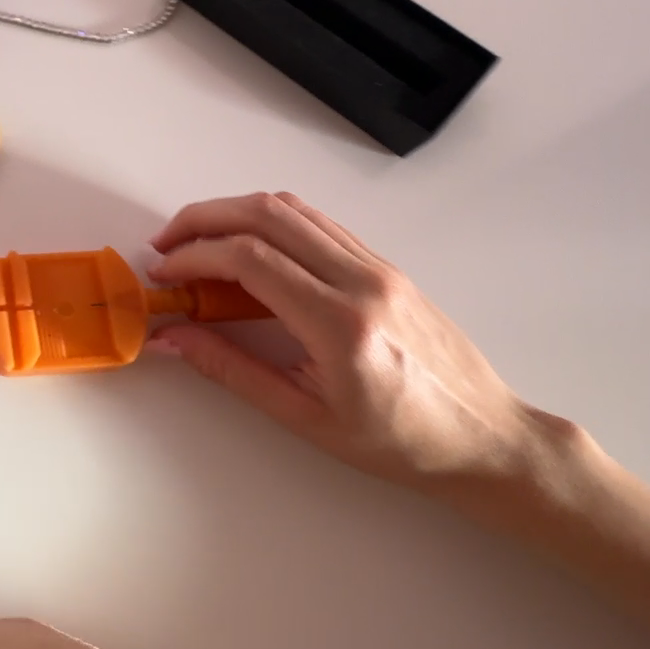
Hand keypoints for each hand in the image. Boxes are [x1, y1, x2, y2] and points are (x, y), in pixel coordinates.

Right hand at [147, 192, 570, 505]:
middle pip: (266, 214)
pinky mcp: (384, 263)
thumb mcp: (302, 416)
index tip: (162, 275)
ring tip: (196, 242)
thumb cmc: (396, 440)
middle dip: (202, 219)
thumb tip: (168, 339)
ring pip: (291, 208)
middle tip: (166, 244)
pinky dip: (266, 221)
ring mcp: (377, 265)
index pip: (250, 258)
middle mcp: (361, 279)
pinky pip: (315, 222)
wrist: (487, 437)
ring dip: (232, 213)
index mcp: (339, 323)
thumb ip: (229, 369)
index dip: (193, 257)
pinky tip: (245, 247)